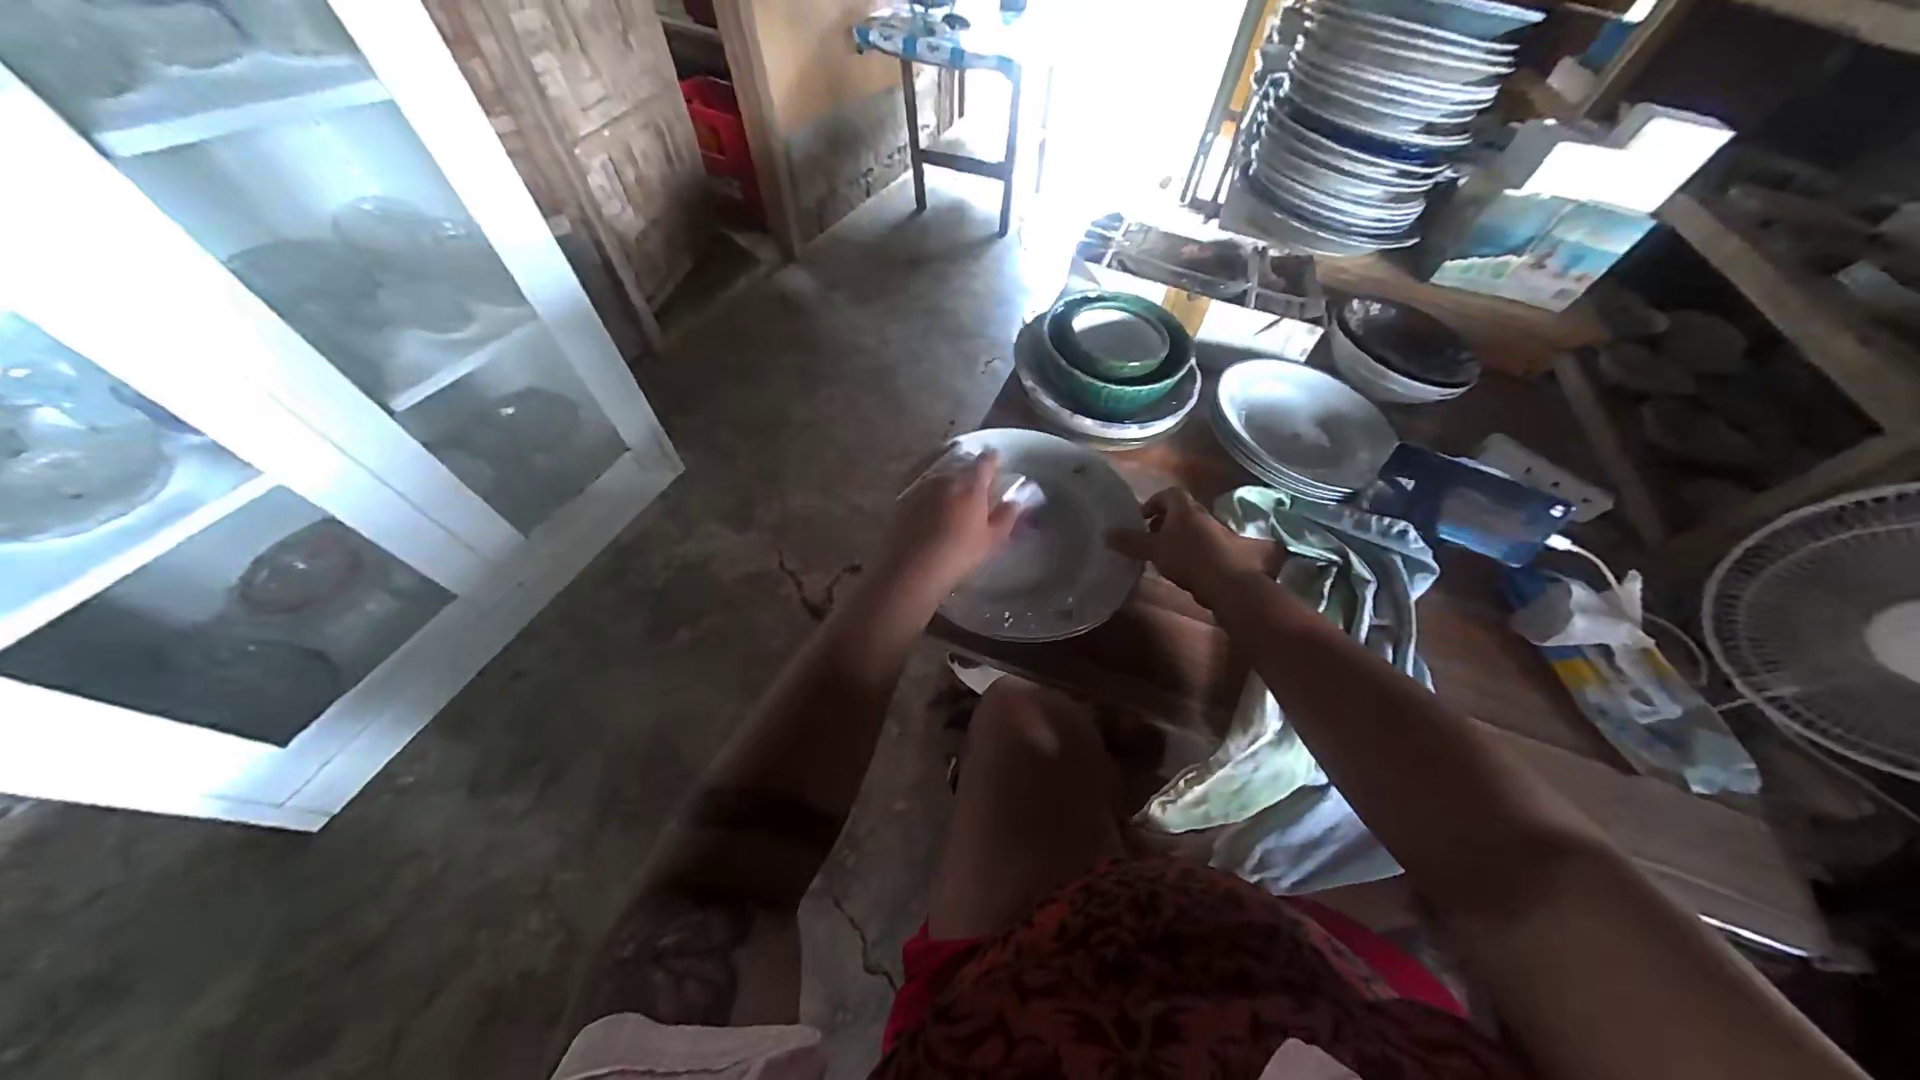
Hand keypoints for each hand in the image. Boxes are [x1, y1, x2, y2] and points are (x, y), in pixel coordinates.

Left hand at [878, 449, 1017, 598]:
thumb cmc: (960, 553)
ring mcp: (922, 487)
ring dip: (949, 486)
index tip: (997, 463)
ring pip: (941, 479)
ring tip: (953, 503)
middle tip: (977, 490)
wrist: (915, 568)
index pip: (986, 461)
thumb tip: (1014, 502)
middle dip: (970, 475)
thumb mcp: (992, 539)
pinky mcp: (904, 500)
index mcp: (971, 484)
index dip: (993, 460)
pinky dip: (931, 497)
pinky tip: (932, 514)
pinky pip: (923, 492)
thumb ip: (1006, 517)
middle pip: (961, 468)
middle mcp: (946, 478)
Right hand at [1106, 488, 1273, 611]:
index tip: (1141, 518)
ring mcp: (1217, 532)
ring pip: (1192, 528)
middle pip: (1180, 510)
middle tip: (1148, 536)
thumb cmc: (1188, 557)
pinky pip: (1201, 544)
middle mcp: (1203, 515)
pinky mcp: (1224, 551)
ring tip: (1161, 554)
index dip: (1153, 502)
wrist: (1228, 583)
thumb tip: (1104, 533)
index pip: (1169, 493)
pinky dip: (1189, 550)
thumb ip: (1130, 541)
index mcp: (1185, 508)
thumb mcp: (1153, 549)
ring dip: (1176, 536)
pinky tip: (1180, 568)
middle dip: (1163, 521)